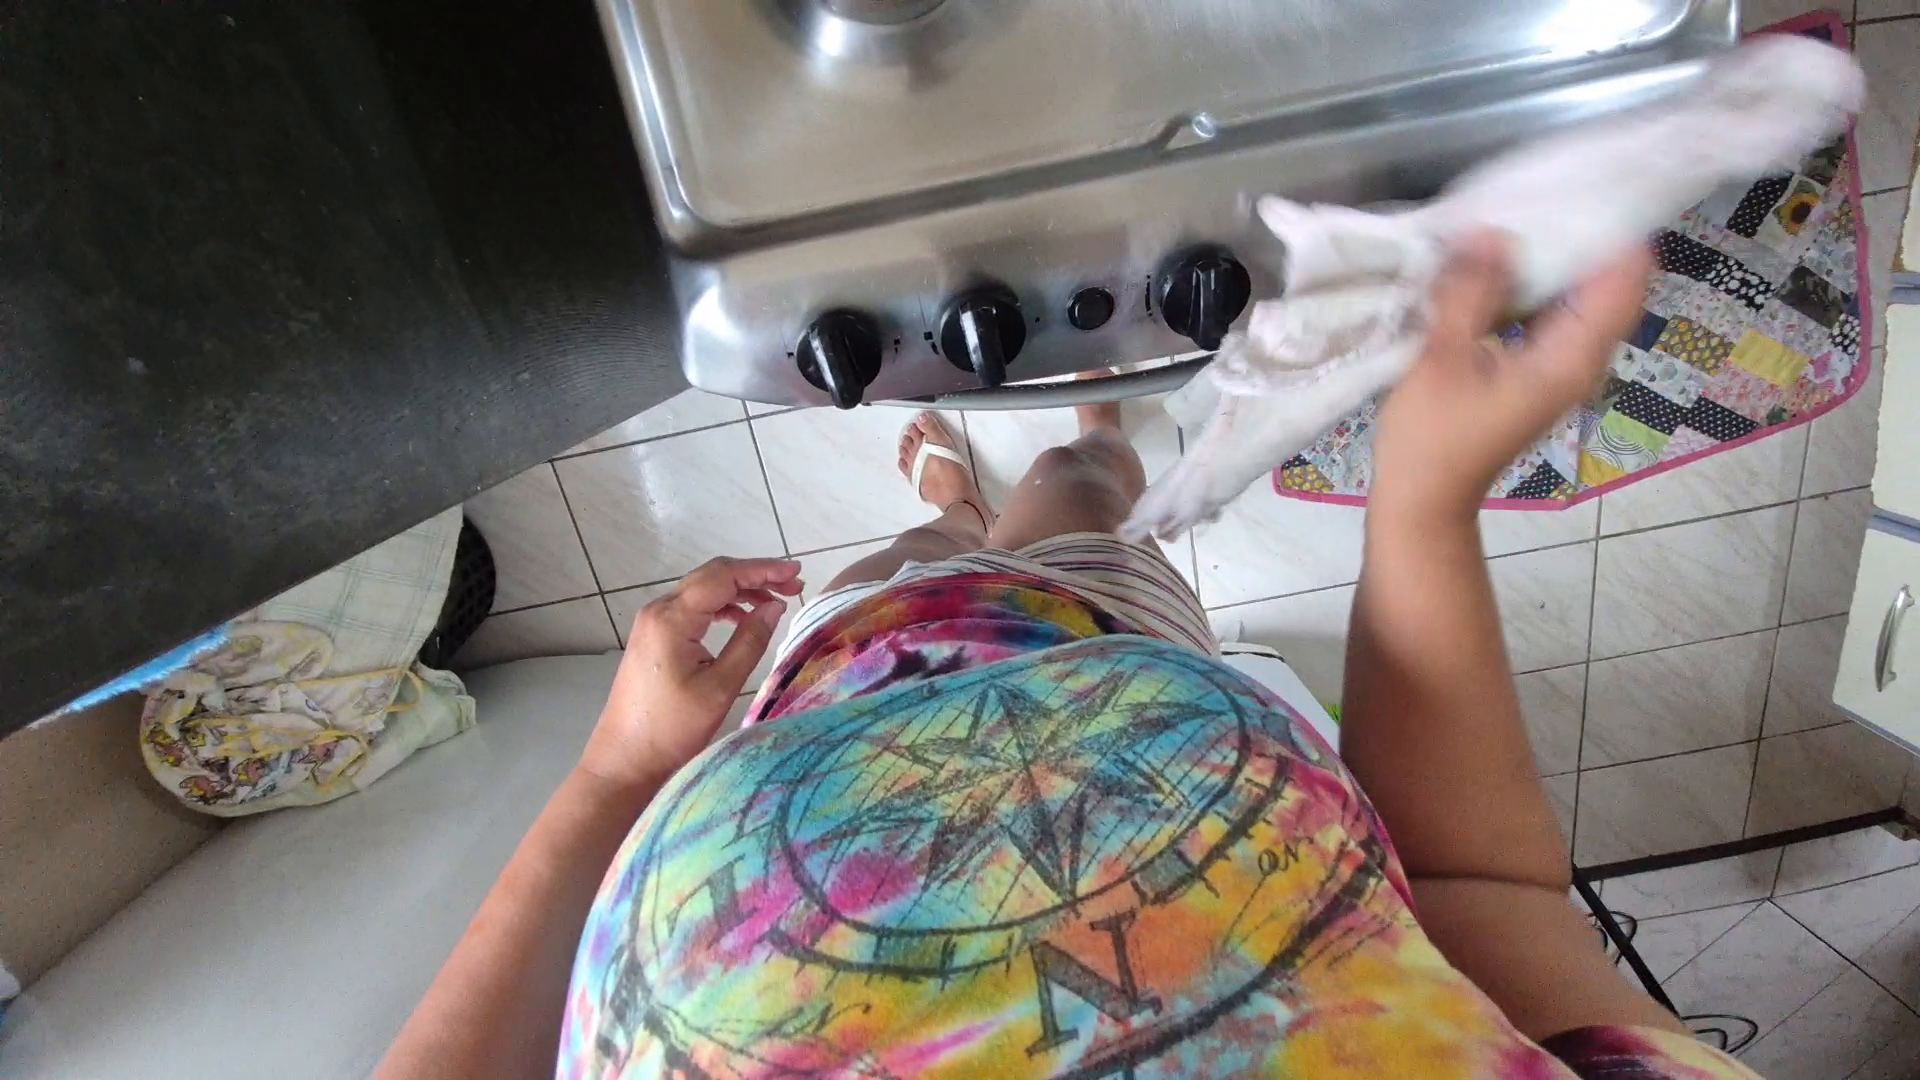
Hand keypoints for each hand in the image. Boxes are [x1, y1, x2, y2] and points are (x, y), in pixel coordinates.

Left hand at [580, 557, 803, 788]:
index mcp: (673, 618)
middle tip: (794, 585)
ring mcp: (654, 622)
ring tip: (778, 600)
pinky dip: (724, 605)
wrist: (625, 761)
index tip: (797, 571)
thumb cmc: (672, 728)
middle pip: (713, 575)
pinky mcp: (655, 635)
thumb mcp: (721, 686)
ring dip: (742, 589)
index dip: (763, 569)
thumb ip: (750, 641)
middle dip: (756, 575)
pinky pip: (695, 606)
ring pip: (705, 589)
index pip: (724, 577)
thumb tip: (775, 607)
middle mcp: (659, 610)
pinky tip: (745, 618)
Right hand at [1371, 231, 1653, 521]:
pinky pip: (1545, 322)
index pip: (1623, 270)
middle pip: (1602, 281)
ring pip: (1571, 300)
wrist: (1421, 501)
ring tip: (1492, 241)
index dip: (1601, 226)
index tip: (1555, 196)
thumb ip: (1468, 293)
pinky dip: (1523, 297)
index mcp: (1572, 355)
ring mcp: (1558, 372)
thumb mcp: (1440, 359)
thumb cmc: (1429, 438)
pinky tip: (1482, 288)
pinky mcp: (1532, 379)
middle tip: (1515, 210)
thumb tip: (1488, 230)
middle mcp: (1581, 360)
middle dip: (1564, 241)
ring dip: (1539, 268)